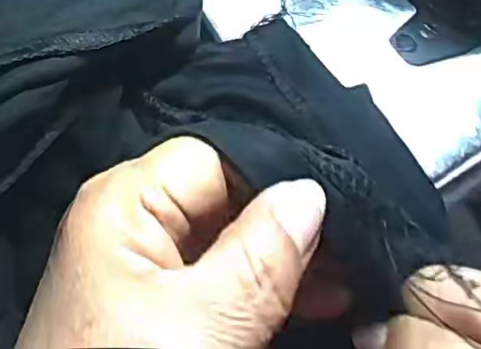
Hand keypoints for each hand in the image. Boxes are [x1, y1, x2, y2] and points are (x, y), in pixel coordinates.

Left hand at [16, 137, 348, 348]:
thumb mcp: (204, 324)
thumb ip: (260, 254)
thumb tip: (308, 191)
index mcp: (123, 198)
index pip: (209, 157)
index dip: (272, 175)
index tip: (338, 207)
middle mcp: (125, 219)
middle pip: (216, 197)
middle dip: (283, 222)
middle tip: (357, 252)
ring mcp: (134, 266)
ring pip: (219, 242)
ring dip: (279, 262)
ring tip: (348, 284)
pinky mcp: (147, 309)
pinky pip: (208, 280)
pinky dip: (255, 290)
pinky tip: (308, 304)